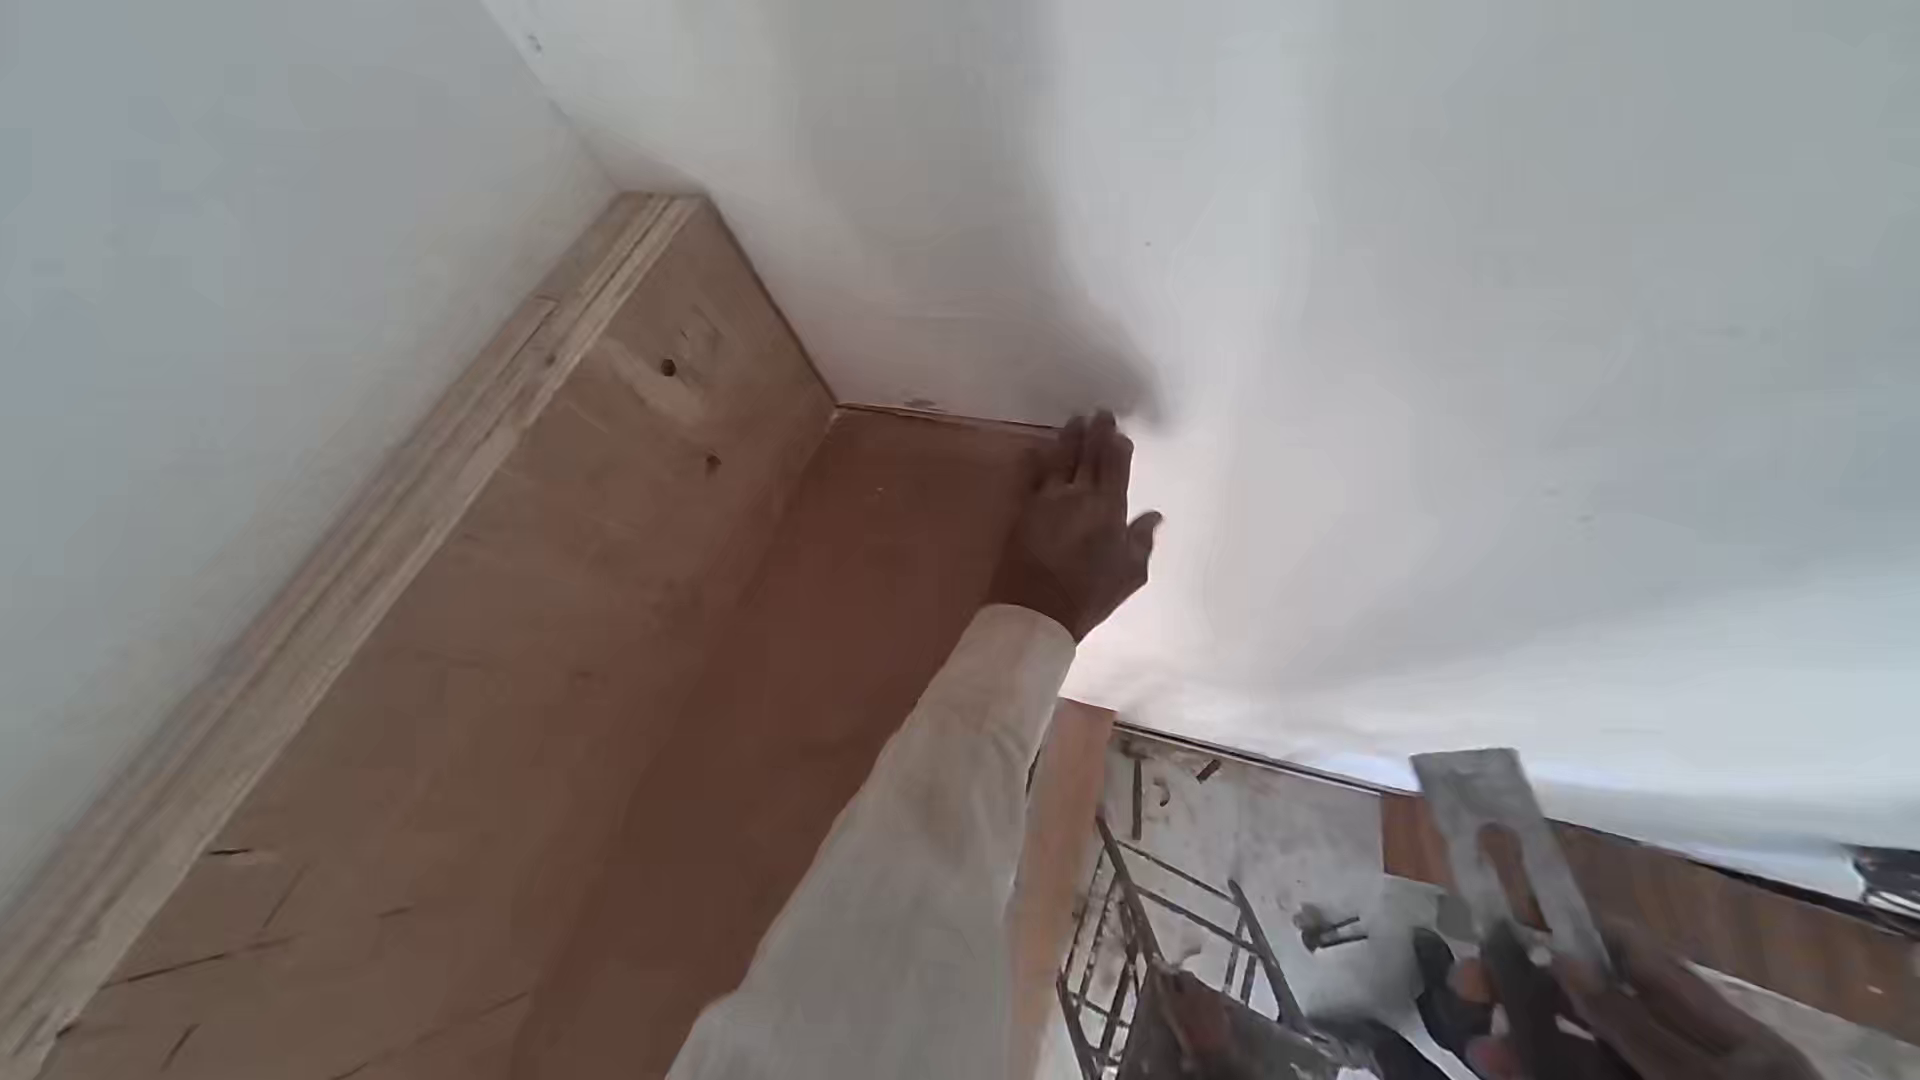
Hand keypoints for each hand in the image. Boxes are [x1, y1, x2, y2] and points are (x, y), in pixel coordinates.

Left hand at [987, 411, 1161, 640]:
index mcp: (1107, 509)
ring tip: (1073, 423)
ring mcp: (1045, 499)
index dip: (1117, 446)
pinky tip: (1034, 450)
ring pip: (1057, 458)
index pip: (1114, 466)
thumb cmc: (1088, 596)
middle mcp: (1077, 496)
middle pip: (1087, 455)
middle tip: (1099, 415)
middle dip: (1095, 432)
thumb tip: (1153, 517)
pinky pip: (1028, 475)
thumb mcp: (1129, 574)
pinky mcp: (1021, 508)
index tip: (1118, 432)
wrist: (1035, 609)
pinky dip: (1033, 460)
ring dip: (1067, 438)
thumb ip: (1141, 541)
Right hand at [1442, 923, 1817, 1079]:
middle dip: (1520, 985)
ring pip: (1570, 1045)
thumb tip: (1561, 957)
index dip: (1568, 924)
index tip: (1504, 913)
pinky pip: (1569, 1078)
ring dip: (1516, 1039)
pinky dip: (1530, 1070)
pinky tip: (1497, 1071)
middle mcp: (1679, 1050)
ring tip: (1478, 1052)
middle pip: (1585, 996)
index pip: (1632, 954)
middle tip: (1465, 984)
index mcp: (1716, 1031)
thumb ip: (1638, 1027)